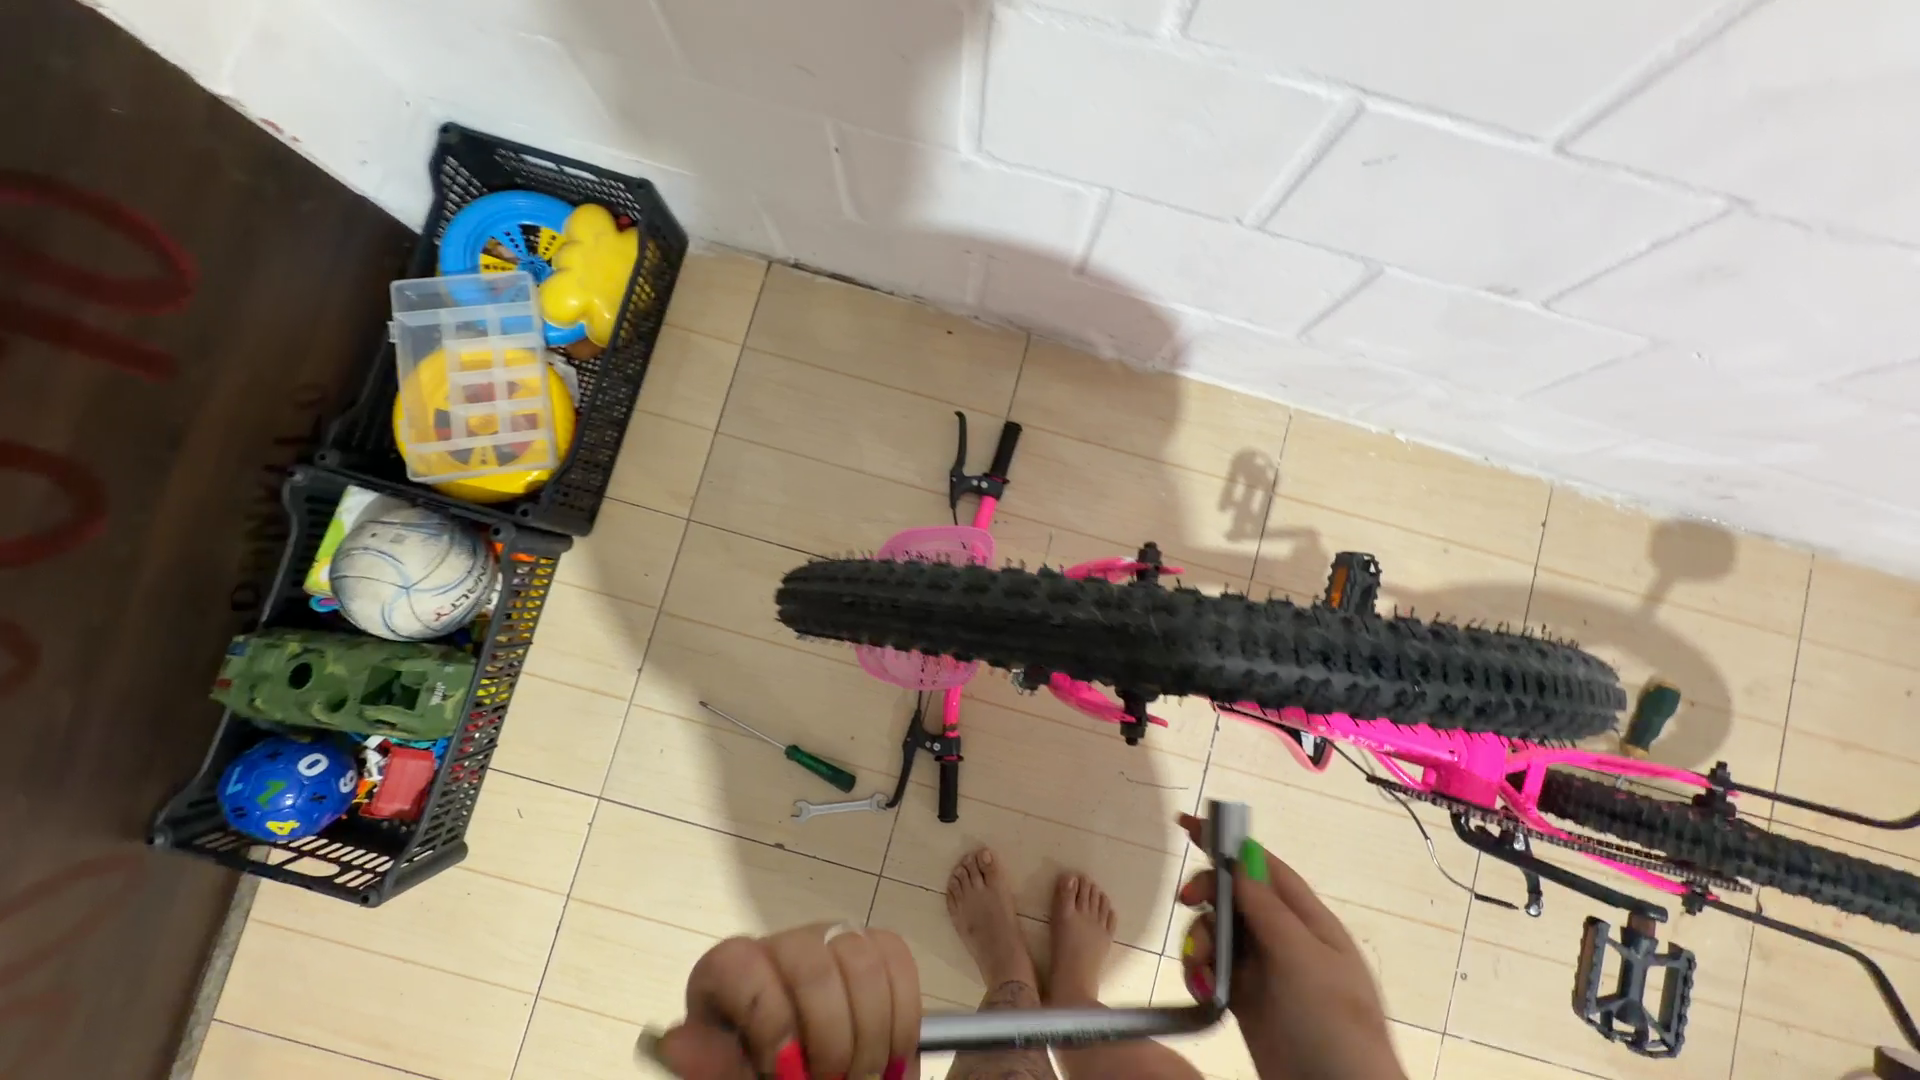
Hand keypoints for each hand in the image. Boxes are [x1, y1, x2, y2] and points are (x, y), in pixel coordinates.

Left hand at [651, 923, 920, 1079]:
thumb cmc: (758, 1073)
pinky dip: (902, 1013)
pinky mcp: (875, 945)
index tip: (787, 1069)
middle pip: (811, 959)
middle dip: (831, 1031)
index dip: (768, 1015)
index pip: (742, 963)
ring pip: (861, 956)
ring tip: (864, 1075)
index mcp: (729, 971)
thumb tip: (676, 1041)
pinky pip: (896, 958)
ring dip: (870, 1029)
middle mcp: (780, 944)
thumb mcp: (732, 1079)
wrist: (806, 1074)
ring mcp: (831, 938)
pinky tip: (891, 1056)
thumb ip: (716, 1068)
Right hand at [1175, 814, 1405, 1079]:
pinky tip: (1202, 988)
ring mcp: (1264, 970)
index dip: (1227, 844)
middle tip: (1186, 901)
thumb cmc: (1332, 1023)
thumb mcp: (1303, 959)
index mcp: (1307, 921)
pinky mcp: (1245, 1000)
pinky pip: (1213, 969)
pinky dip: (1201, 972)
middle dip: (1206, 895)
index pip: (1262, 867)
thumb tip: (1239, 860)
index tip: (1188, 825)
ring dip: (1201, 941)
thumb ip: (1267, 909)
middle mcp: (1284, 939)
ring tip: (1203, 968)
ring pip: (1217, 933)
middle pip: (1233, 897)